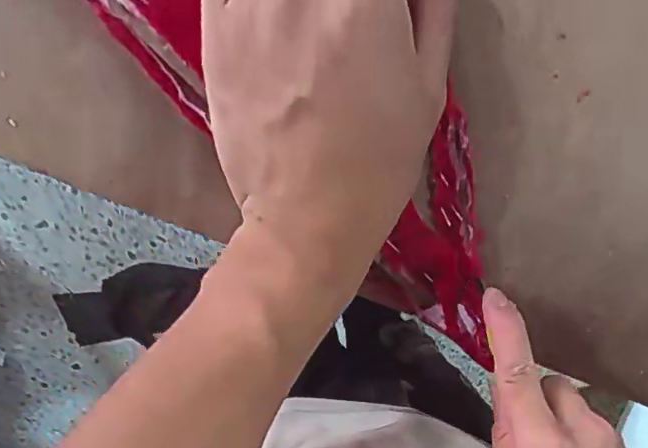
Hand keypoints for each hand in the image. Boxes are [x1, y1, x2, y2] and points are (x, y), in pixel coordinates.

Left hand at [201, 0, 454, 274]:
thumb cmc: (376, 170)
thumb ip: (431, 7)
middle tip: (344, 20)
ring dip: (294, 2)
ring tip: (306, 24)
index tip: (383, 9)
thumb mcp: (428, 91)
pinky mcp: (217, 32)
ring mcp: (251, 5)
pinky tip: (270, 18)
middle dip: (339, 0)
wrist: (305, 226)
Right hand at [479, 288, 647, 447]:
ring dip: (552, 420)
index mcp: (537, 444)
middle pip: (549, 385)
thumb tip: (511, 415)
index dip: (506, 331)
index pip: (516, 373)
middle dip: (529, 399)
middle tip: (516, 443)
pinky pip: (590, 426)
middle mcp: (581, 431)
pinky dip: (572, 437)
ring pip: (572, 405)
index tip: (496, 297)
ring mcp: (610, 440)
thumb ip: (504, 446)